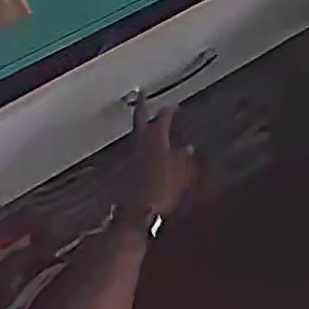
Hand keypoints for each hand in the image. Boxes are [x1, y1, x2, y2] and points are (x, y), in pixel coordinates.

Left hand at [125, 95, 195, 221]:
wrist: (134, 213)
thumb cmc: (162, 189)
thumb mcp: (182, 172)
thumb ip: (185, 157)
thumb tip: (188, 148)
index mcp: (156, 138)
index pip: (163, 117)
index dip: (169, 111)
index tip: (172, 106)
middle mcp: (139, 142)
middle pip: (139, 118)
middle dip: (142, 106)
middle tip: (142, 95)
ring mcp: (127, 155)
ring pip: (135, 136)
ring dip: (141, 130)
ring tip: (147, 128)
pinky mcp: (120, 169)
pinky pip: (131, 154)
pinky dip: (137, 151)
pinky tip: (141, 157)